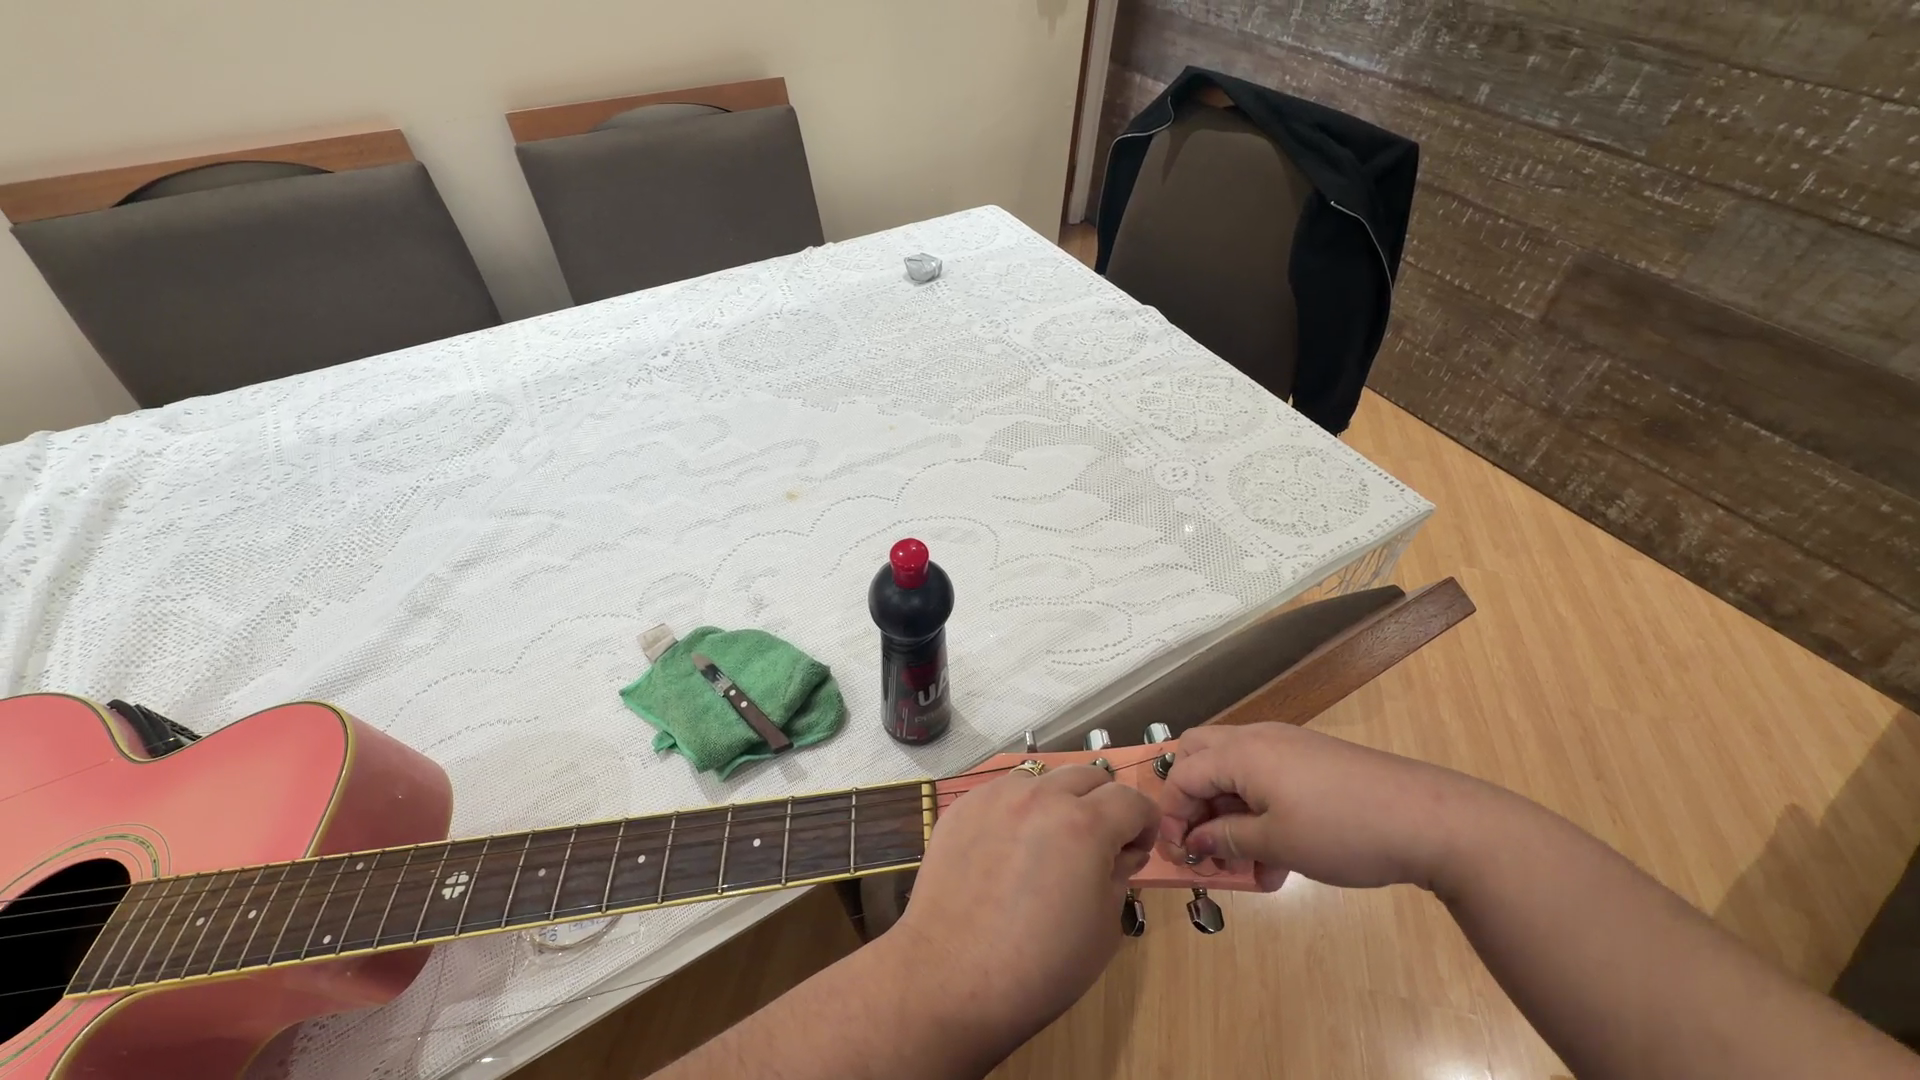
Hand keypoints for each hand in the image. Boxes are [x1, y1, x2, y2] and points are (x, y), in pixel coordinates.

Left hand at [891, 764, 1156, 1056]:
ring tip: (1045, 845)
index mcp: (1085, 825)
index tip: (1134, 851)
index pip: (1132, 800)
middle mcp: (1041, 797)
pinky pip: (1002, 793)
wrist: (951, 979)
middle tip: (1094, 847)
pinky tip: (1005, 851)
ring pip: (1043, 778)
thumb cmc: (1039, 966)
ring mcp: (995, 797)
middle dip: (1103, 805)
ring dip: (1056, 802)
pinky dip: (1016, 811)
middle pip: (1089, 775)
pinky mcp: (962, 808)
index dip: (1143, 825)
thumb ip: (1118, 875)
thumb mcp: (1104, 928)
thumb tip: (1118, 853)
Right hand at [1158, 723, 1490, 890]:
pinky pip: (1267, 777)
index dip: (1172, 815)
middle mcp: (1259, 738)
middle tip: (1200, 838)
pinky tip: (1279, 858)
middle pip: (1200, 754)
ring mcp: (1289, 746)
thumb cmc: (1342, 830)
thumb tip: (1196, 840)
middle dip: (1192, 798)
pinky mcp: (1315, 761)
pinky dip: (1259, 810)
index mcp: (1241, 752)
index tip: (1179, 855)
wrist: (1431, 820)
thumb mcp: (1277, 843)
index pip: (1182, 775)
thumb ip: (1227, 838)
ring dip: (1228, 812)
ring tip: (1246, 865)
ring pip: (1235, 770)